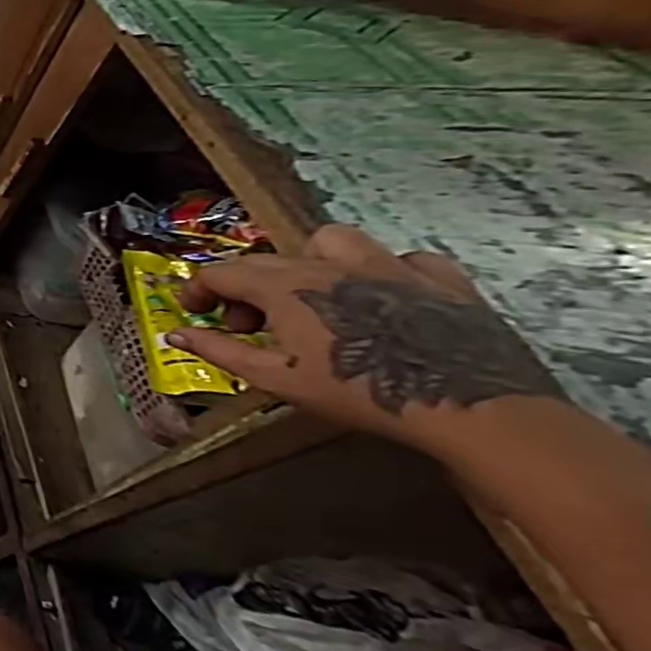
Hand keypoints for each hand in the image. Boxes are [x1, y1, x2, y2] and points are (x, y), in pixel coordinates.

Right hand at [170, 224, 561, 451]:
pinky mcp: (439, 279)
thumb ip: (220, 351)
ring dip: (310, 261)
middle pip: (267, 262)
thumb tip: (175, 334)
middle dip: (245, 290)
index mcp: (284, 287)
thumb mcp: (277, 379)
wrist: (476, 410)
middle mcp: (327, 264)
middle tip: (248, 327)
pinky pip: (403, 259)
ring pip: (332, 240)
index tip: (194, 310)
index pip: (222, 272)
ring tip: (315, 295)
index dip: (199, 289)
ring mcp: (386, 266)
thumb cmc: (360, 393)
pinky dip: (384, 272)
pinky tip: (385, 297)